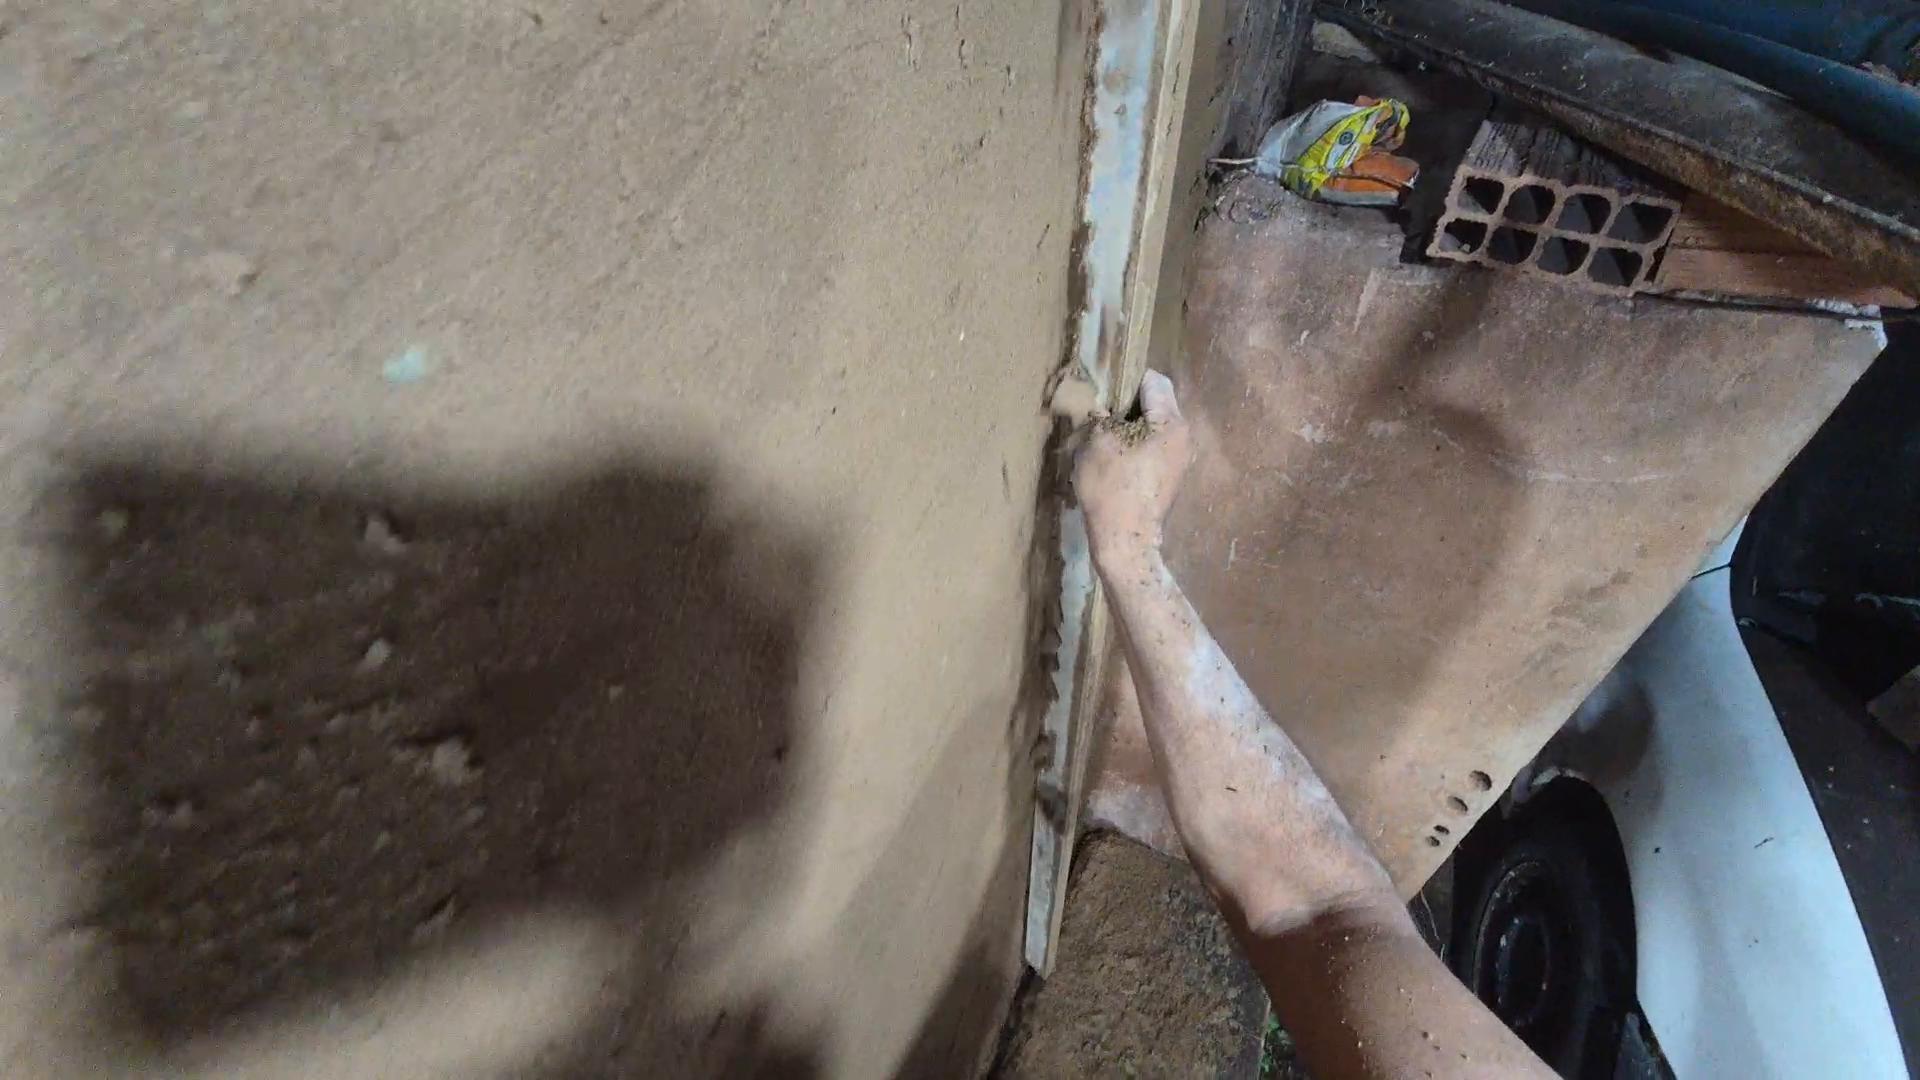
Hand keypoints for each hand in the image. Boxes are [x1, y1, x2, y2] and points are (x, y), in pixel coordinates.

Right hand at [1073, 369, 1193, 569]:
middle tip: (1102, 415)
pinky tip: (1116, 461)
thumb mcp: (1096, 443)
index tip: (1105, 390)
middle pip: (1157, 404)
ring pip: (1155, 428)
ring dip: (1131, 428)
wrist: (1126, 541)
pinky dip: (1137, 447)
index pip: (1154, 381)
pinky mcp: (1172, 477)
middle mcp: (1184, 437)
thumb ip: (1101, 416)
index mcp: (1171, 423)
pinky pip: (1155, 449)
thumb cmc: (1111, 489)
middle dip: (1129, 406)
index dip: (1127, 380)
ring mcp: (1181, 459)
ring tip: (1106, 439)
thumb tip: (1103, 408)